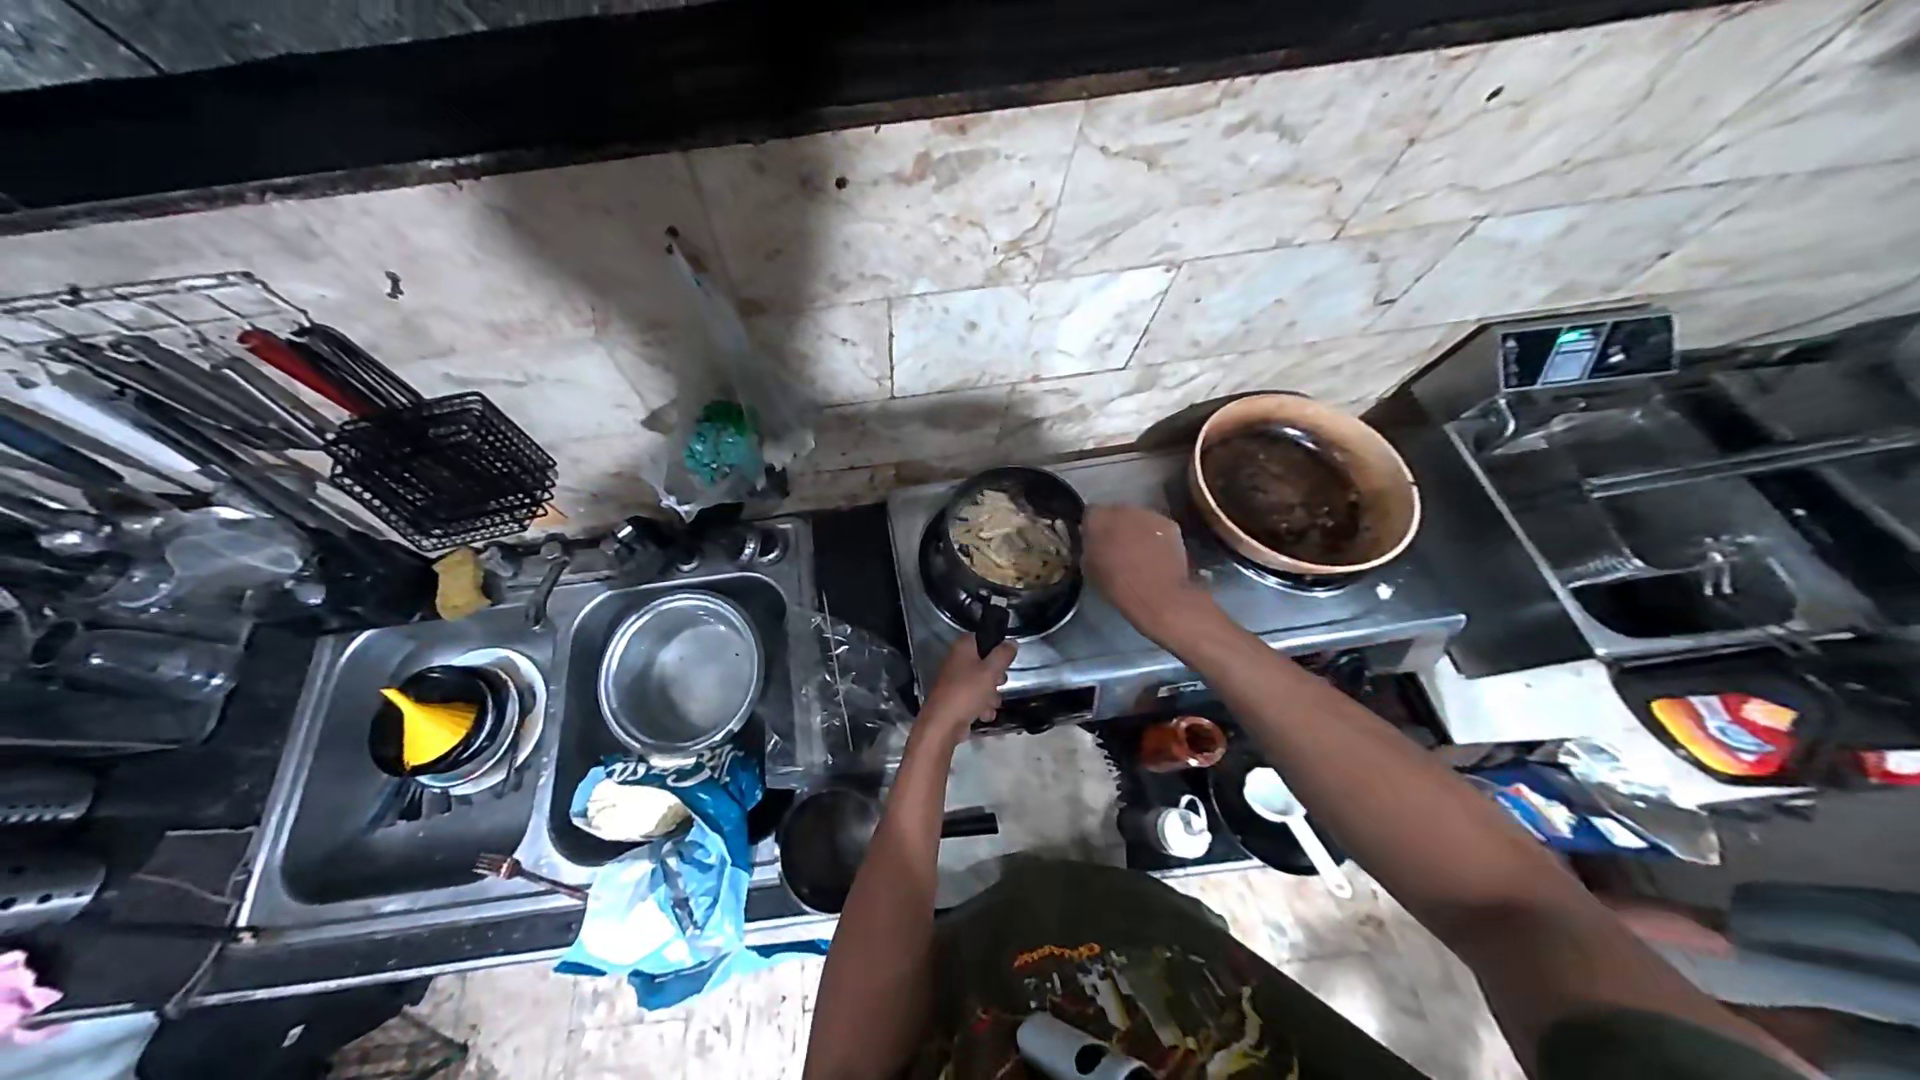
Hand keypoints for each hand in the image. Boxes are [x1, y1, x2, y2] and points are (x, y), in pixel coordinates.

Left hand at [919, 636, 1015, 737]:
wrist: (943, 724)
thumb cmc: (967, 692)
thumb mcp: (991, 671)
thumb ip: (1003, 655)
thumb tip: (1012, 642)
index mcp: (962, 648)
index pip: (982, 638)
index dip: (996, 648)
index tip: (1005, 660)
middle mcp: (957, 661)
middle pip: (985, 663)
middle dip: (996, 677)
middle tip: (998, 682)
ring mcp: (956, 681)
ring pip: (983, 683)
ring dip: (991, 696)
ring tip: (989, 704)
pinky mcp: (957, 699)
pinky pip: (976, 699)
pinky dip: (981, 707)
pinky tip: (983, 715)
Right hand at [1082, 503, 1217, 645]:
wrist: (1157, 594)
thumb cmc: (1116, 585)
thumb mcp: (1089, 567)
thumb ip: (1090, 547)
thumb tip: (1095, 542)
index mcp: (1098, 518)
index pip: (1090, 513)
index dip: (1093, 527)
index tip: (1095, 541)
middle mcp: (1123, 509)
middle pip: (1116, 512)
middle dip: (1116, 526)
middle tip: (1118, 547)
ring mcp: (1149, 514)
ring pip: (1139, 518)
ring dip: (1137, 530)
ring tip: (1140, 552)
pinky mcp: (1170, 524)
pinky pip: (1158, 527)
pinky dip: (1156, 537)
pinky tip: (1158, 555)